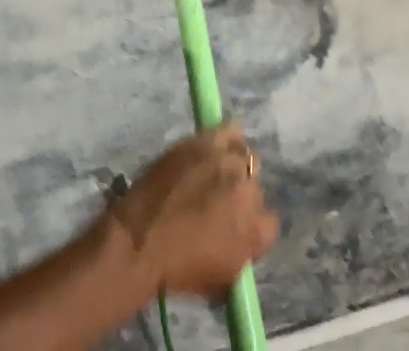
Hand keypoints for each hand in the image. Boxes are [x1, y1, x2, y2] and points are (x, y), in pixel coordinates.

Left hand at [107, 122, 279, 298]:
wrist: (138, 240)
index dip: (249, 221)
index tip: (233, 222)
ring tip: (214, 171)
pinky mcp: (205, 143)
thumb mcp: (221, 278)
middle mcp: (250, 193)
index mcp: (258, 231)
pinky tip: (215, 145)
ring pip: (245, 156)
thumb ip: (242, 253)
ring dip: (233, 164)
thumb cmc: (177, 268)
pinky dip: (227, 135)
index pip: (269, 219)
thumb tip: (244, 240)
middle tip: (218, 198)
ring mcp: (228, 164)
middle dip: (240, 193)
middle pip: (255, 185)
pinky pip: (229, 130)